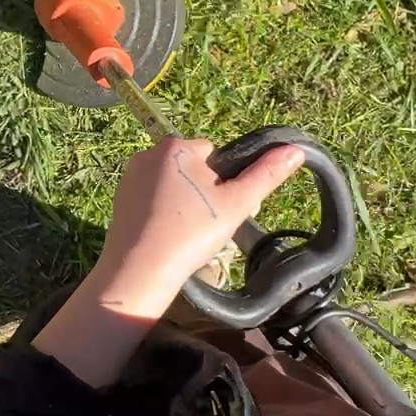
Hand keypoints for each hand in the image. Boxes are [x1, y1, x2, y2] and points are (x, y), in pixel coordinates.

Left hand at [30, 136, 302, 387]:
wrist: (140, 269)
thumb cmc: (191, 234)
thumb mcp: (237, 204)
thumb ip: (266, 175)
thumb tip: (296, 150)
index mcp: (177, 146)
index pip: (213, 155)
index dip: (223, 183)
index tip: (222, 209)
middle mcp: (149, 153)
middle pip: (191, 169)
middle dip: (202, 191)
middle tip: (205, 225)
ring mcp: (131, 175)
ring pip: (171, 185)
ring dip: (182, 202)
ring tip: (185, 234)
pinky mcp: (120, 197)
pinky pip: (151, 199)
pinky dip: (161, 213)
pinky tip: (166, 235)